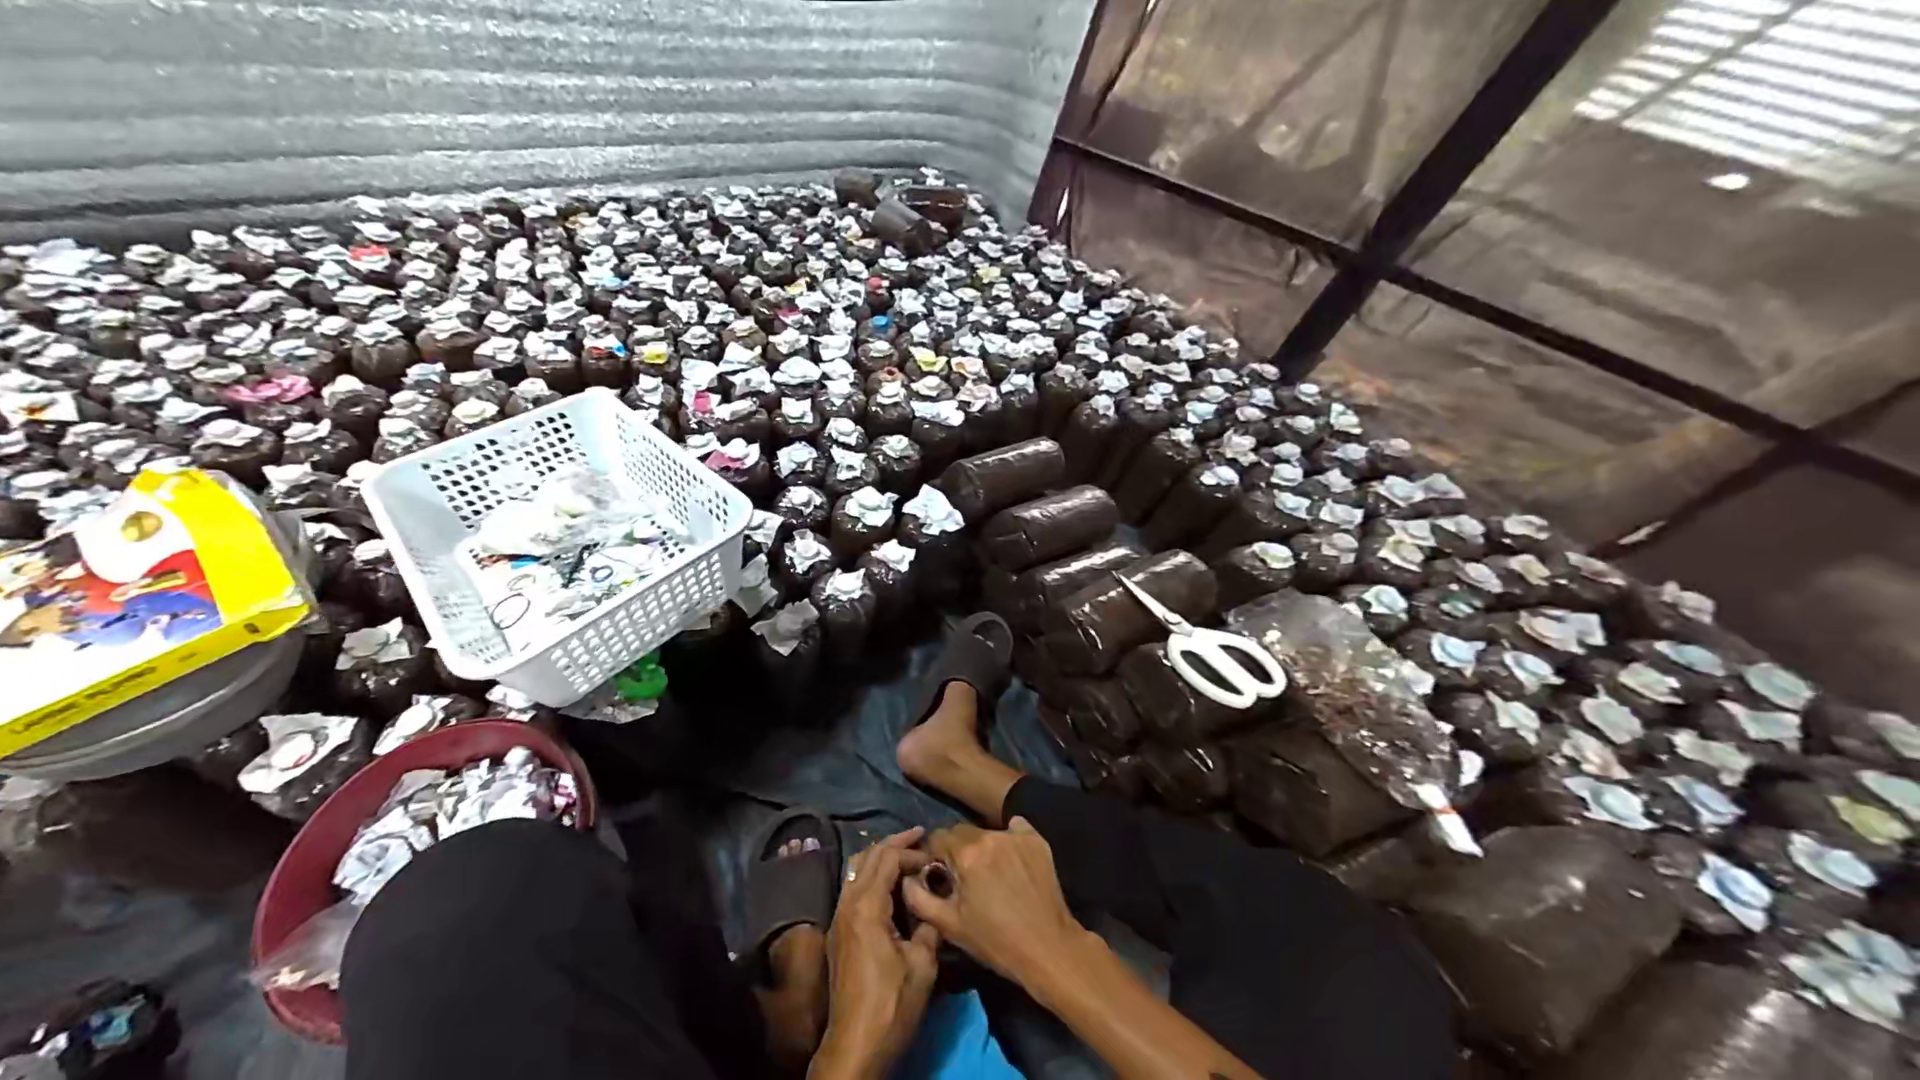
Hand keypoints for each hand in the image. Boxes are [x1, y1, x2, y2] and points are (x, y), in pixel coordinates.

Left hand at [811, 828, 940, 1079]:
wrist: (855, 1045)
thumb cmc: (892, 1003)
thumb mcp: (923, 963)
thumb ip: (929, 924)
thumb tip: (933, 903)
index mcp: (866, 906)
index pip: (888, 857)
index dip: (913, 851)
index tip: (936, 856)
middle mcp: (847, 903)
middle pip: (869, 856)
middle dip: (895, 842)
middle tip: (920, 835)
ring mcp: (839, 916)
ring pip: (857, 869)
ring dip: (881, 856)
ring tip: (907, 853)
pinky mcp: (839, 931)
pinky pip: (854, 887)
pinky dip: (873, 874)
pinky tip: (891, 882)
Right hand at [902, 818, 1086, 986]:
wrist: (1047, 948)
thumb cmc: (995, 941)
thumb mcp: (949, 926)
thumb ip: (919, 898)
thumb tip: (907, 878)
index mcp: (966, 853)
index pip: (938, 837)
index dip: (934, 856)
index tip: (940, 874)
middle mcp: (990, 836)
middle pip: (962, 832)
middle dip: (958, 851)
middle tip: (965, 878)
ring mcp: (1016, 835)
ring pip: (988, 832)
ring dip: (982, 848)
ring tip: (990, 875)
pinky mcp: (1037, 840)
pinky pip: (1015, 829)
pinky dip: (1009, 840)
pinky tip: (1012, 862)